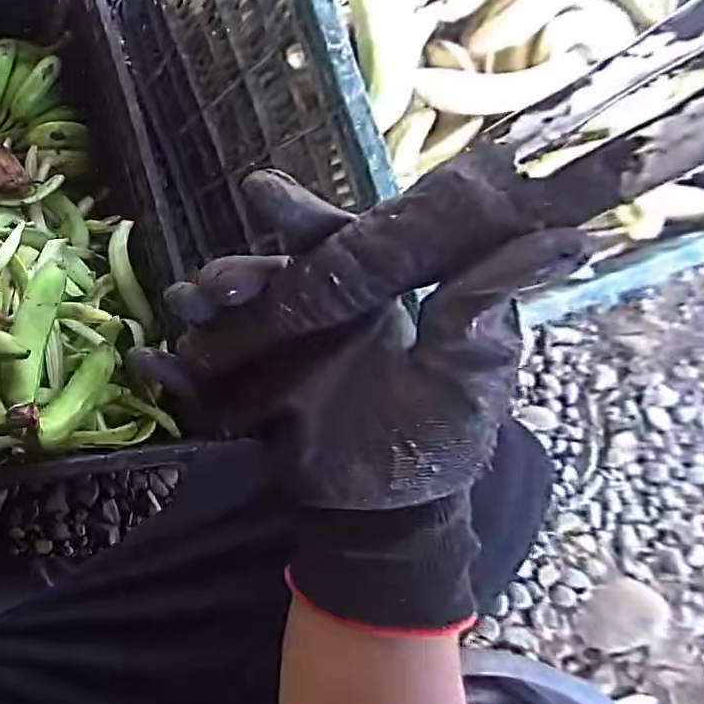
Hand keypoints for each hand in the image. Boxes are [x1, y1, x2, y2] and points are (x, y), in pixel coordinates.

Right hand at [134, 171, 591, 629]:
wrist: (385, 513)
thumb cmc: (435, 439)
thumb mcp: (472, 375)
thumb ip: (486, 311)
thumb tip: (555, 240)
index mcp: (358, 302)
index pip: (326, 246)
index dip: (295, 215)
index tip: (261, 190)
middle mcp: (302, 319)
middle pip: (257, 279)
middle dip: (234, 272)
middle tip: (224, 284)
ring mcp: (262, 357)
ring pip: (216, 319)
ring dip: (197, 309)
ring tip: (189, 311)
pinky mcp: (231, 398)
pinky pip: (191, 380)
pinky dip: (166, 371)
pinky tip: (148, 364)